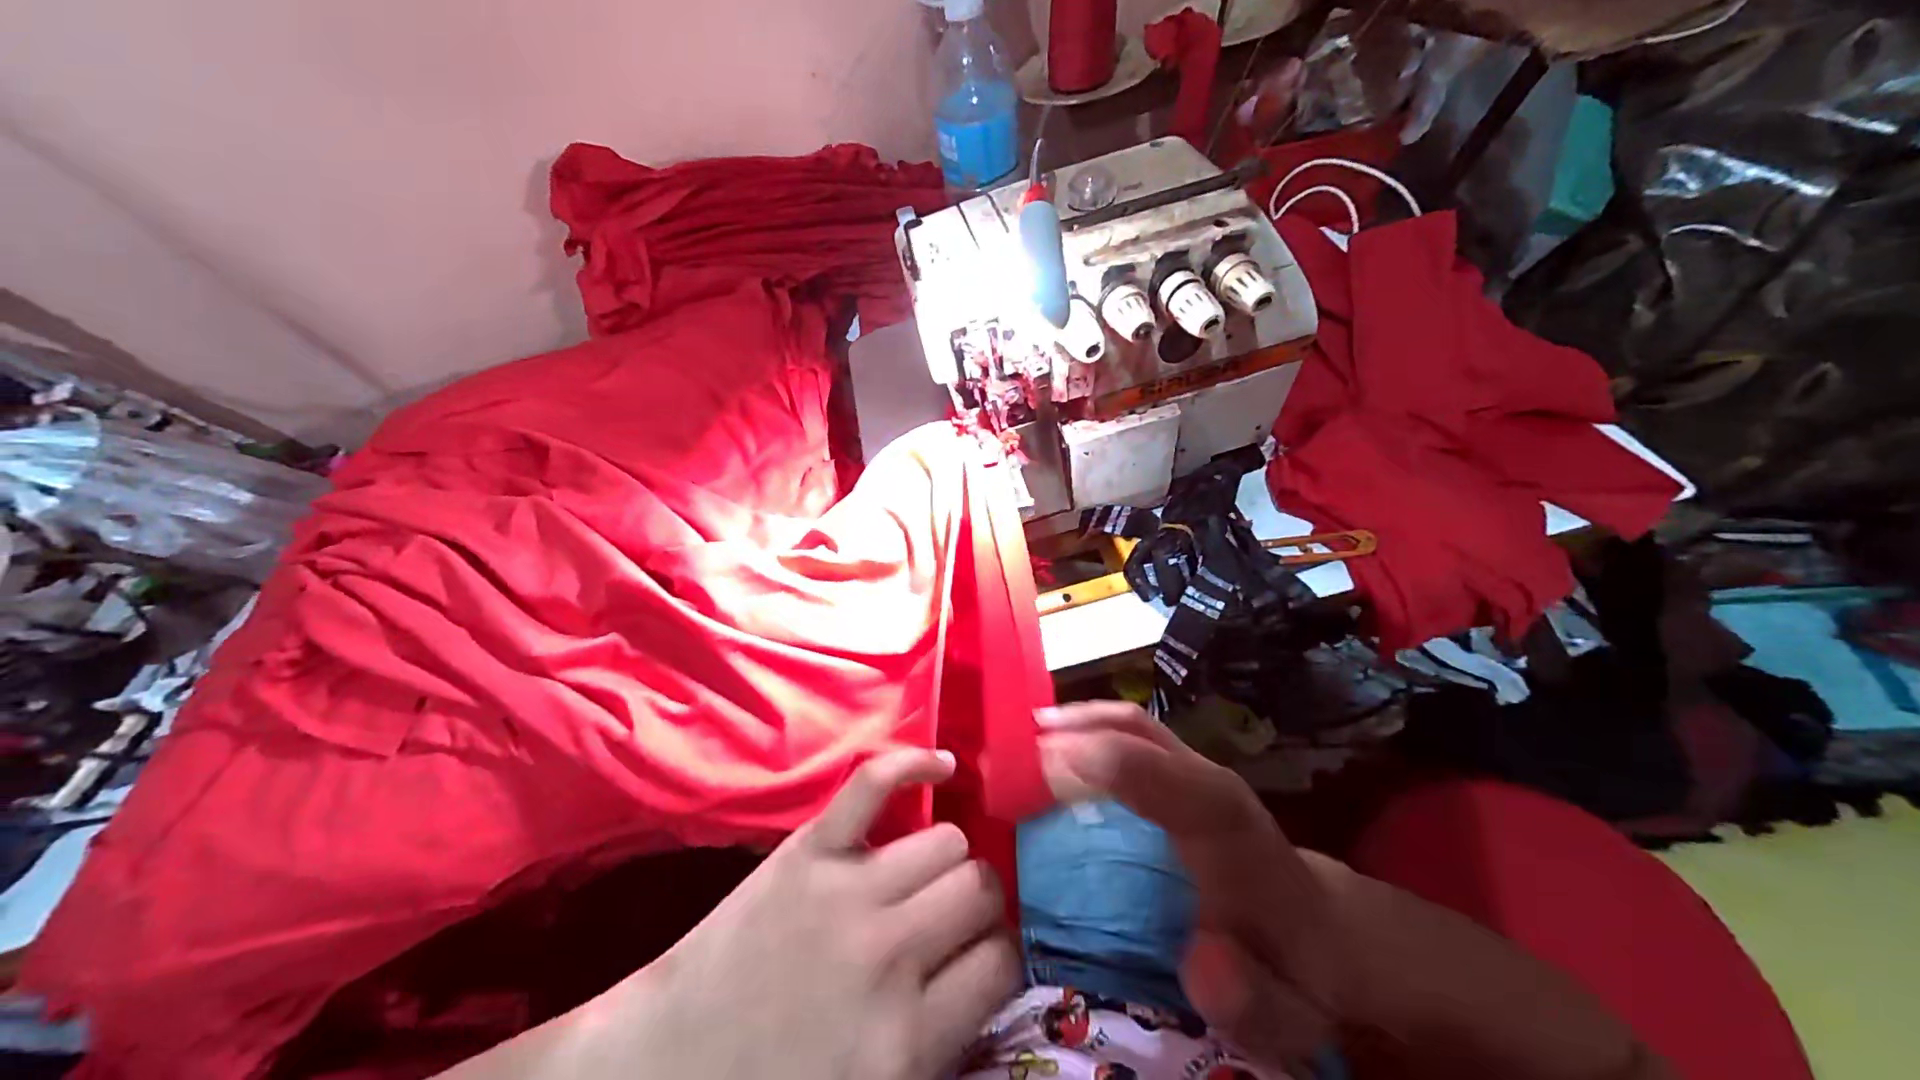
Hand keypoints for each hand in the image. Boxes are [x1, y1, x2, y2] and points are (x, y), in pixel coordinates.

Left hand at [589, 748, 1020, 1079]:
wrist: (666, 1067)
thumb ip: (945, 1037)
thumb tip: (994, 969)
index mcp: (910, 1038)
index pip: (1003, 960)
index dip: (999, 952)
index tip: (982, 951)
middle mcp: (891, 953)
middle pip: (981, 890)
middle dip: (978, 902)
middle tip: (952, 915)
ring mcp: (848, 892)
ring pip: (949, 841)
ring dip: (946, 859)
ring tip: (923, 876)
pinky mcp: (808, 849)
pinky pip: (877, 783)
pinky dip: (914, 765)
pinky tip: (942, 766)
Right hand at [1037, 701, 1349, 1068]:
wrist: (1321, 929)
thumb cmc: (1292, 970)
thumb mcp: (1283, 1011)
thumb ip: (1249, 996)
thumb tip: (1202, 964)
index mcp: (1232, 833)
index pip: (1177, 785)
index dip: (1116, 766)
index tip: (1046, 760)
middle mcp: (1209, 784)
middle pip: (1140, 734)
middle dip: (1073, 730)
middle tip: (1004, 750)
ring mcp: (1193, 770)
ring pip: (1128, 725)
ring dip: (1070, 724)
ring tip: (1010, 742)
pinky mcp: (1177, 771)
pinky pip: (1123, 736)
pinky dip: (1081, 731)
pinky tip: (1044, 749)